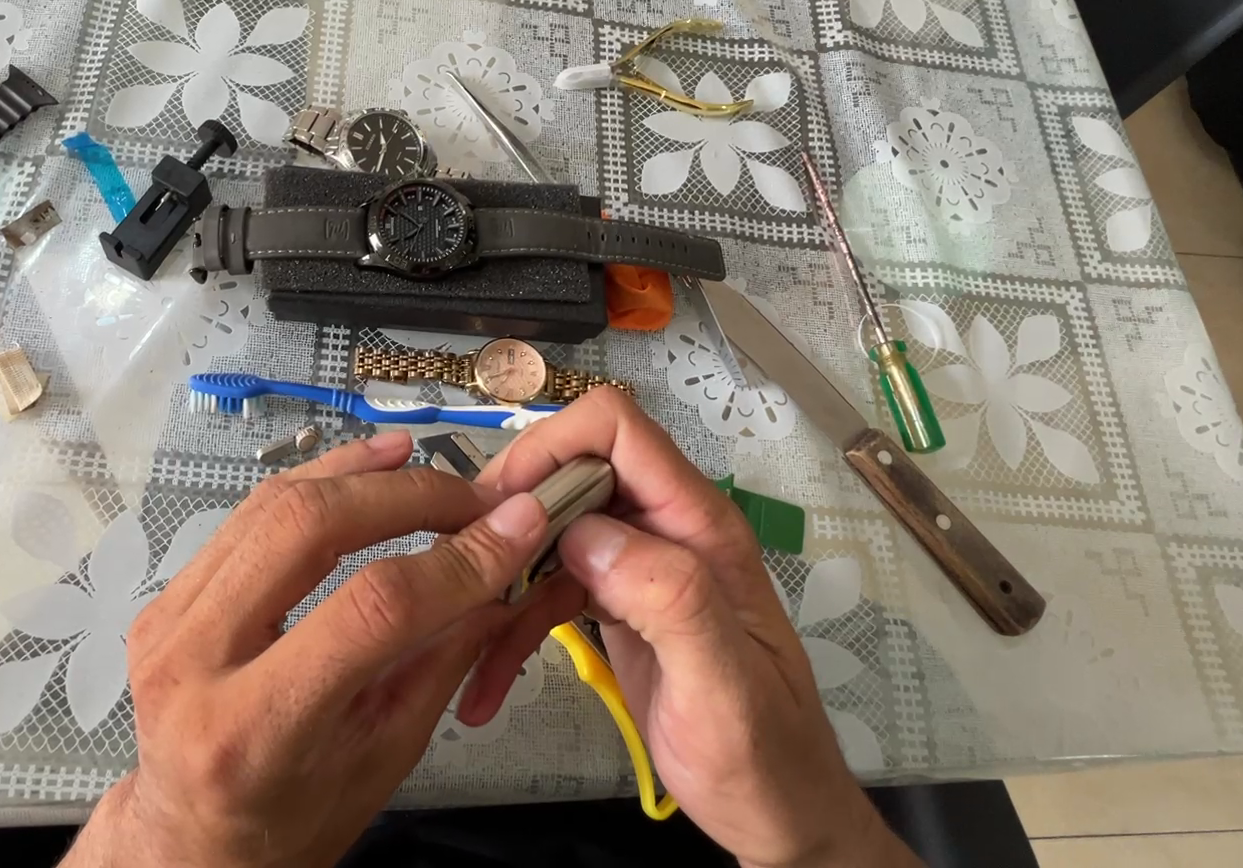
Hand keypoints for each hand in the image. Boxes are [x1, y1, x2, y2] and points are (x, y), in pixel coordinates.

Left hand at [67, 431, 565, 867]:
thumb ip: (441, 656)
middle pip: (309, 529)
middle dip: (406, 498)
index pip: (370, 611)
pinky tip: (365, 464)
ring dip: (358, 473)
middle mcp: (193, 659)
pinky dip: (317, 478)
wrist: (187, 840)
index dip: (454, 562)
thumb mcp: (382, 758)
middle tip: (471, 497)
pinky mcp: (168, 593)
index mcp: (252, 730)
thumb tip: (497, 566)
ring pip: (275, 504)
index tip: (516, 528)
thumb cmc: (292, 821)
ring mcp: (169, 616)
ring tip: (420, 458)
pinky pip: (251, 513)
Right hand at [479, 389, 920, 867]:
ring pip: (551, 524)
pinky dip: (516, 615)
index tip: (506, 502)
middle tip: (470, 560)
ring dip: (506, 563)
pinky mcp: (613, 597)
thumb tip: (582, 534)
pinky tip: (489, 666)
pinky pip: (550, 581)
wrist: (775, 812)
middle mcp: (662, 526)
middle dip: (515, 505)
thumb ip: (669, 598)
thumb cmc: (761, 756)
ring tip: (467, 616)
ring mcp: (635, 561)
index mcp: (695, 523)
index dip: (555, 444)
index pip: (618, 429)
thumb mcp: (723, 686)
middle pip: (571, 467)